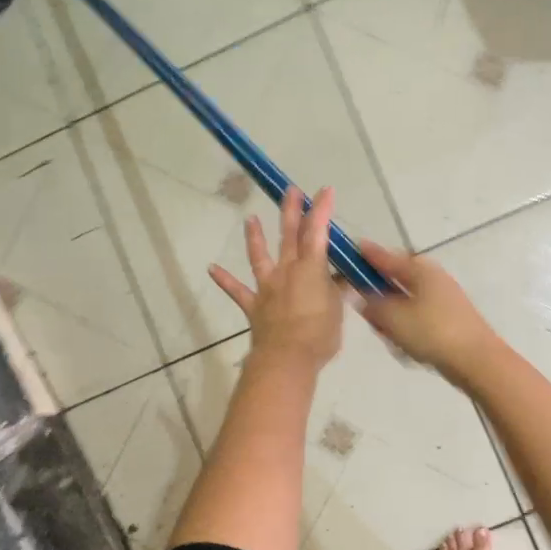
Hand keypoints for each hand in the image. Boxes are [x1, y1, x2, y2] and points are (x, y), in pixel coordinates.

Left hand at [209, 187, 345, 370]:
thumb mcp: (337, 311)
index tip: (326, 190)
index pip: (318, 232)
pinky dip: (224, 279)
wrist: (287, 359)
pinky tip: (211, 268)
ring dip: (254, 237)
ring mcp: (267, 287)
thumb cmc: (319, 335)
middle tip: (290, 191)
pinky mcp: (253, 305)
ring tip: (249, 219)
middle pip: (289, 236)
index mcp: (311, 269)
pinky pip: (236, 290)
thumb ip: (335, 292)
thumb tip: (340, 281)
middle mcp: (287, 271)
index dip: (322, 210)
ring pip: (259, 256)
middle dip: (291, 211)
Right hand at [357, 241, 501, 386]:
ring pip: (405, 306)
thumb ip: (372, 304)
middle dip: (380, 301)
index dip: (367, 255)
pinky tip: (409, 349)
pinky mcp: (449, 321)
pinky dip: (409, 332)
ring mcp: (443, 300)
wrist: (476, 360)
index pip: (386, 257)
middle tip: (372, 318)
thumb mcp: (393, 317)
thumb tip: (361, 296)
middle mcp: (433, 280)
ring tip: (394, 340)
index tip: (351, 249)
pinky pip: (418, 322)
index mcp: (420, 270)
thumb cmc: (432, 332)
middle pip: (396, 283)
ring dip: (394, 322)